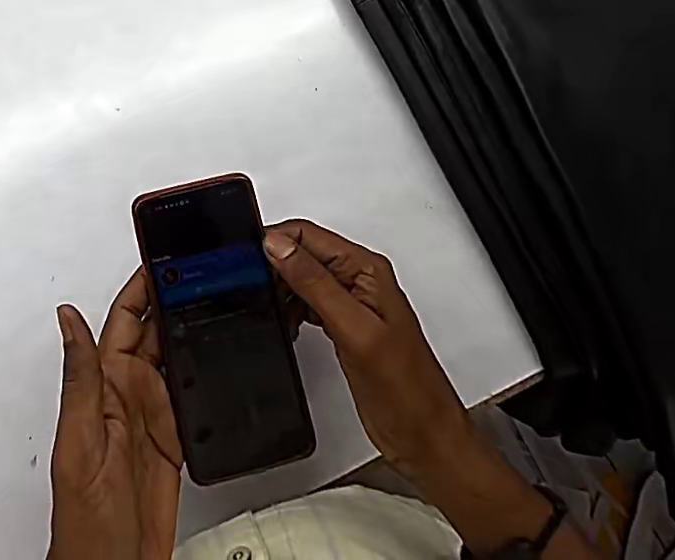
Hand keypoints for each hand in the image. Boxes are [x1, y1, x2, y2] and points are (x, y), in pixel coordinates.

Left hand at [48, 271, 182, 559]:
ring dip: (188, 323)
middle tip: (194, 267)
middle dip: (171, 294)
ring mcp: (152, 412)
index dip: (140, 286)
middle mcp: (128, 391)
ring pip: (173, 351)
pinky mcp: (172, 434)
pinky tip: (214, 350)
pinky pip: (190, 387)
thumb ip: (80, 377)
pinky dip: (203, 365)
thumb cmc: (85, 519)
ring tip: (210, 294)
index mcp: (103, 384)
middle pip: (152, 328)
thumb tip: (67, 318)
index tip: (156, 258)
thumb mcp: (80, 441)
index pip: (123, 318)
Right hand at [261, 220, 472, 477]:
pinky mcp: (343, 323)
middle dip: (274, 264)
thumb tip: (279, 246)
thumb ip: (314, 282)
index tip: (248, 258)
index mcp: (366, 269)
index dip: (275, 240)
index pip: (308, 234)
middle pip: (303, 251)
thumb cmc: (407, 390)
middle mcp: (358, 279)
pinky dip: (290, 308)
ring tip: (270, 308)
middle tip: (256, 287)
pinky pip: (307, 300)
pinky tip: (286, 324)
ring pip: (301, 275)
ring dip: (280, 287)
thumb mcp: (354, 330)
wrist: (426, 439)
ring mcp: (351, 301)